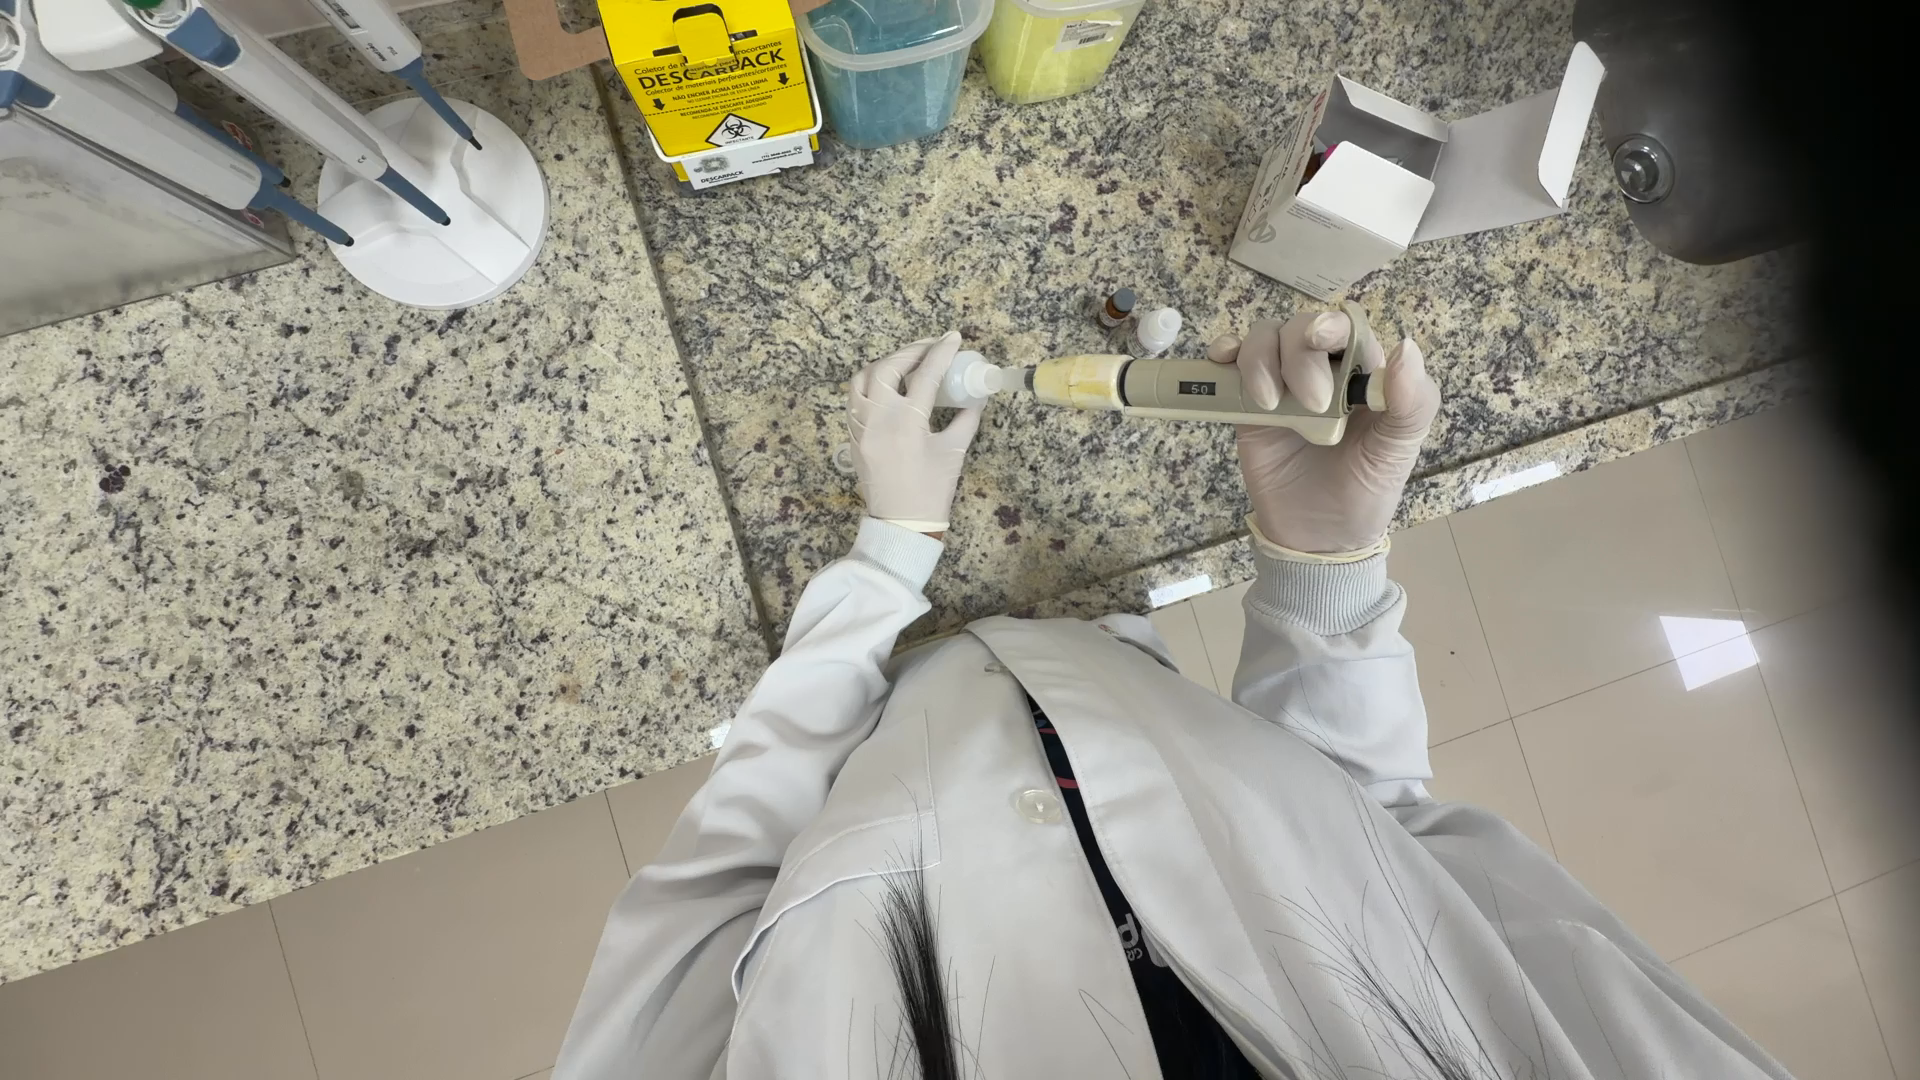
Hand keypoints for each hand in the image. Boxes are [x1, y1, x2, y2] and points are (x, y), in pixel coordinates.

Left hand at [848, 331, 983, 534]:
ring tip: (907, 364)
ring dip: (885, 365)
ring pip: (863, 379)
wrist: (901, 525)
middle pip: (887, 367)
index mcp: (906, 421)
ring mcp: (860, 426)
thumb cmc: (931, 492)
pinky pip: (855, 399)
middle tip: (930, 349)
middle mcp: (877, 417)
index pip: (925, 374)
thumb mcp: (954, 452)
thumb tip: (976, 396)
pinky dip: (871, 385)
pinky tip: (889, 387)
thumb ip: (966, 418)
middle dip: (910, 352)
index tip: (954, 337)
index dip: (942, 352)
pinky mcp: (854, 436)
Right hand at [1207, 311, 1439, 553]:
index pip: (1346, 328)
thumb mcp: (1398, 449)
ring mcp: (1279, 387)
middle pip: (1298, 329)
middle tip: (1313, 404)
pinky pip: (1229, 369)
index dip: (1330, 325)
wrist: (1318, 537)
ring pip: (1262, 341)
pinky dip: (1222, 355)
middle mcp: (1320, 370)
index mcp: (1362, 373)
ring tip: (1268, 404)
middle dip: (1298, 356)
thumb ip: (1411, 401)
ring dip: (1258, 358)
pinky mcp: (1245, 409)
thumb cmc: (1365, 491)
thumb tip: (1406, 347)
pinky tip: (1220, 362)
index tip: (1322, 343)